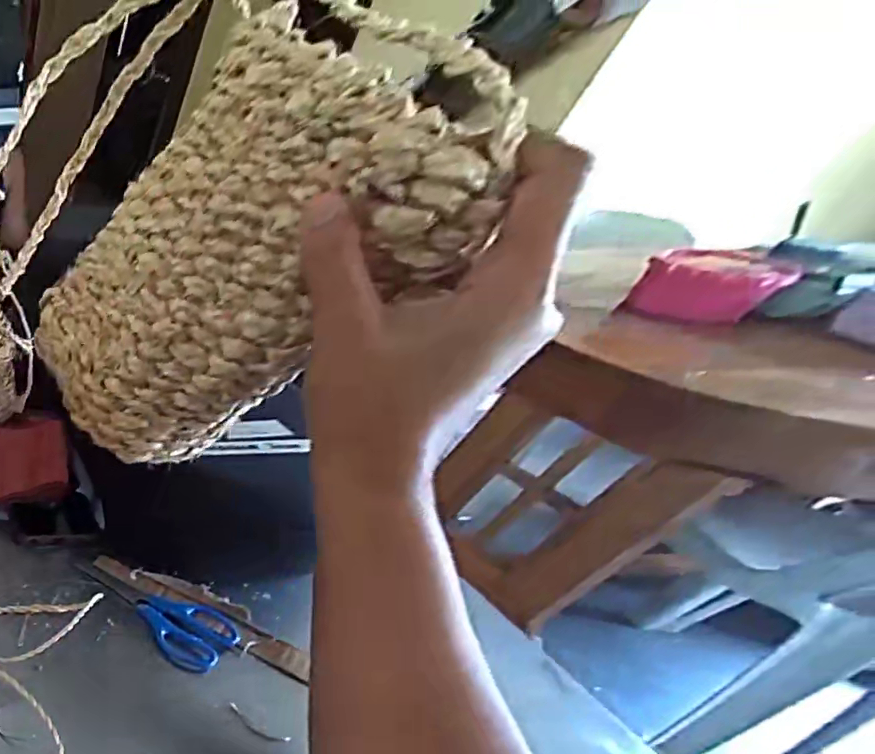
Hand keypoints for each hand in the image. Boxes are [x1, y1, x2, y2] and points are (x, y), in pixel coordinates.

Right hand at [299, 134, 592, 489]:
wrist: (372, 477)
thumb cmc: (365, 410)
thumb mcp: (343, 332)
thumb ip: (336, 263)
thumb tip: (323, 200)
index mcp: (514, 289)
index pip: (561, 177)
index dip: (517, 146)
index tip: (448, 150)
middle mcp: (533, 302)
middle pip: (530, 210)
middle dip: (469, 188)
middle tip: (401, 187)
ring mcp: (515, 327)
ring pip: (502, 247)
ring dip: (450, 229)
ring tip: (388, 228)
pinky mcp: (489, 344)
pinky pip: (482, 280)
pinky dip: (444, 264)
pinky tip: (393, 276)